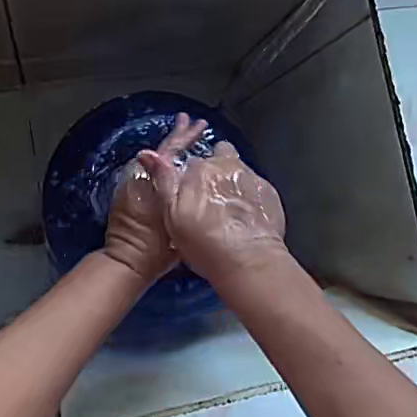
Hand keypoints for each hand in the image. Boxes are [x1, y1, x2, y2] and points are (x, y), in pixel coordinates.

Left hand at [101, 113, 209, 282]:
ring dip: (174, 148)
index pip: (171, 149)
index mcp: (152, 178)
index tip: (198, 125)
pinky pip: (154, 173)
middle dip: (180, 136)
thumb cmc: (153, 244)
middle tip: (195, 123)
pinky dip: (167, 164)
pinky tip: (180, 165)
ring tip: (187, 135)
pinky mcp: (132, 195)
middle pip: (164, 150)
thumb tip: (190, 173)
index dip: (185, 136)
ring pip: (159, 161)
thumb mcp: (172, 216)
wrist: (127, 261)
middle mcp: (141, 176)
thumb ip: (178, 191)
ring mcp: (135, 185)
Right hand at [137, 138, 286, 282]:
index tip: (191, 193)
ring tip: (230, 210)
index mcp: (200, 169)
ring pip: (239, 170)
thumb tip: (148, 155)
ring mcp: (251, 177)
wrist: (248, 261)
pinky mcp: (268, 192)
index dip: (191, 177)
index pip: (193, 161)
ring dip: (234, 182)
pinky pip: (256, 186)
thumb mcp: (172, 215)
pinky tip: (246, 217)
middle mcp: (227, 166)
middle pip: (220, 157)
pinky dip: (251, 196)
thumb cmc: (206, 243)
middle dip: (216, 171)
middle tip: (211, 198)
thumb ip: (163, 181)